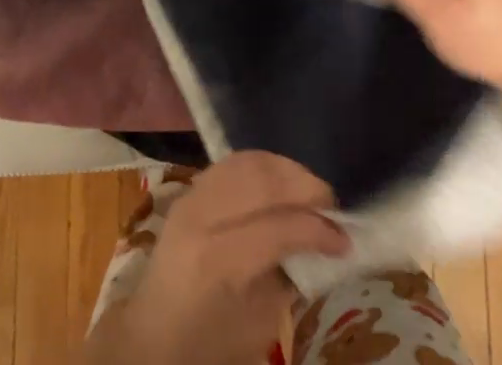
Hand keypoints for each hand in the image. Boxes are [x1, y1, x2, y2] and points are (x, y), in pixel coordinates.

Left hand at [83, 152, 349, 364]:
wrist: (154, 333)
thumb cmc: (211, 339)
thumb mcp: (261, 320)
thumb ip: (293, 275)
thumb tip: (328, 242)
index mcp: (217, 261)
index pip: (280, 226)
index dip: (321, 229)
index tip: (346, 241)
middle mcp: (200, 218)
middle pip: (264, 181)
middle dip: (308, 188)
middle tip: (333, 210)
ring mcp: (191, 197)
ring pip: (250, 161)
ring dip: (288, 171)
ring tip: (310, 194)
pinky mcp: (190, 189)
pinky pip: (234, 163)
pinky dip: (265, 167)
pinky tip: (283, 185)